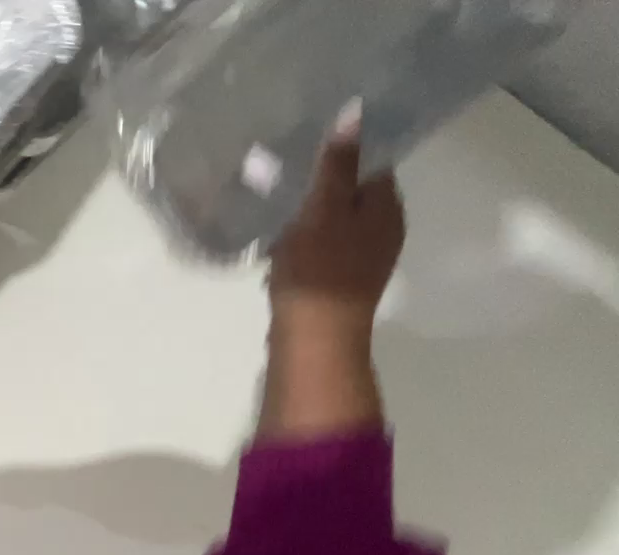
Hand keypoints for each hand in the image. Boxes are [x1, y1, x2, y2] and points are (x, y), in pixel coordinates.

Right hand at [260, 104, 404, 441]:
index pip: (371, 164)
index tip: (304, 144)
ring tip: (271, 211)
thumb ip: (335, 166)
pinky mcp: (334, 285)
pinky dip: (300, 245)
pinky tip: (276, 249)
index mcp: (386, 207)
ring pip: (334, 225)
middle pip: (352, 195)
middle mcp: (382, 230)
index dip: (341, 152)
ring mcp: (360, 261)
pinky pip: (319, 252)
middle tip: (279, 177)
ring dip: (307, 217)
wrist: (313, 338)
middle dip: (320, 186)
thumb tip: (353, 113)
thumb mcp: (323, 211)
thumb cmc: (318, 271)